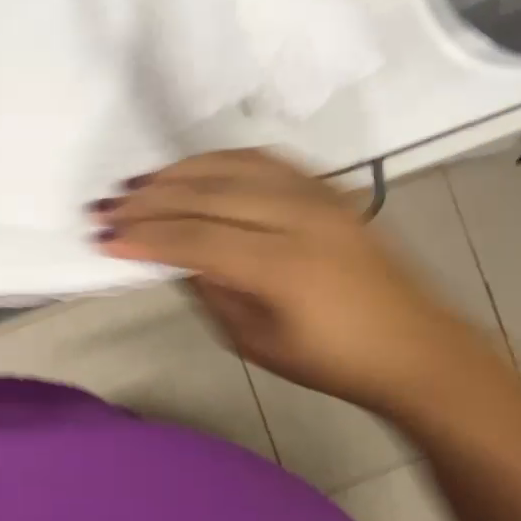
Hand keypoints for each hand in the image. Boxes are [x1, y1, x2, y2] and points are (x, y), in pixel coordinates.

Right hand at [91, 150, 504, 414]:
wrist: (416, 348)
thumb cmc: (329, 360)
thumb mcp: (253, 340)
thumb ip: (210, 290)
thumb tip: (172, 257)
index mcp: (283, 267)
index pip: (197, 239)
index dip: (145, 237)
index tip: (104, 238)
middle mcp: (302, 219)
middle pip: (210, 195)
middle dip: (150, 201)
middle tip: (106, 207)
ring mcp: (320, 197)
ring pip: (234, 167)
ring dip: (178, 174)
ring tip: (136, 184)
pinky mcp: (329, 190)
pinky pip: (265, 161)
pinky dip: (219, 161)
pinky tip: (191, 172)